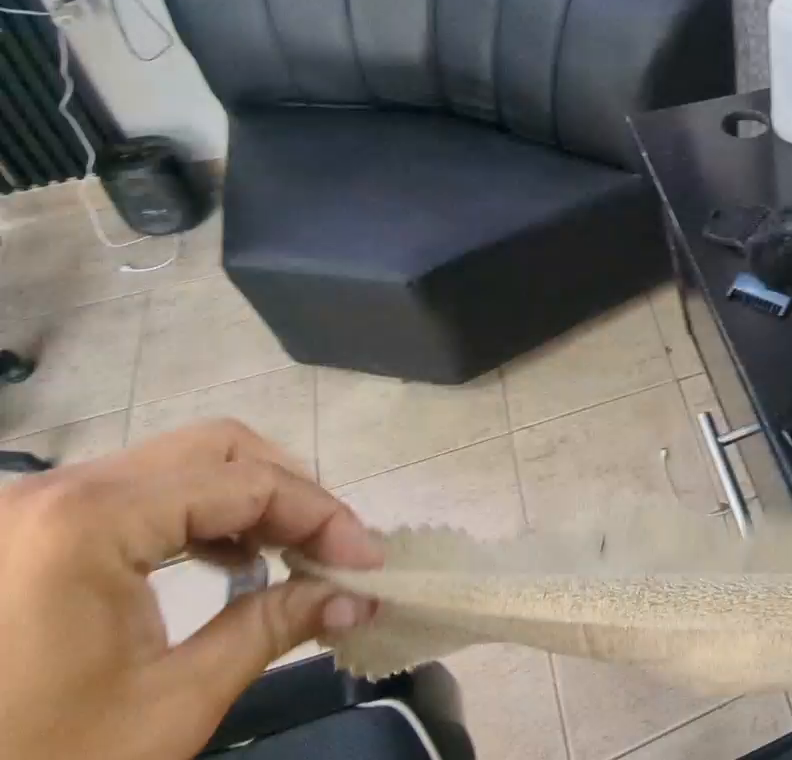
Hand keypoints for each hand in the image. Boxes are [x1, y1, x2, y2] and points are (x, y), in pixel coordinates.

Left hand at [0, 419, 382, 759]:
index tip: (369, 564)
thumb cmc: (40, 759)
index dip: (327, 518)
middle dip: (292, 495)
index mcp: (87, 523)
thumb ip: (276, 625)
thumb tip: (362, 598)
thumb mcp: (172, 702)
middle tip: (333, 551)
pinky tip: (229, 559)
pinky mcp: (19, 535)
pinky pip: (135, 492)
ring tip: (292, 554)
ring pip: (180, 464)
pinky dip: (199, 514)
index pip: (252, 485)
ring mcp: (26, 511)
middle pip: (219, 450)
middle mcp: (52, 492)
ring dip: (250, 501)